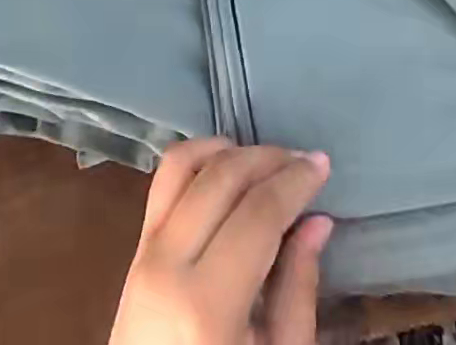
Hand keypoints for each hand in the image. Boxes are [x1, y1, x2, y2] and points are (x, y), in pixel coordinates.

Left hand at [108, 138, 332, 344]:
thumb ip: (297, 289)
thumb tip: (317, 221)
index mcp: (206, 304)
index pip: (258, 212)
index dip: (295, 181)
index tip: (323, 164)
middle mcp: (167, 264)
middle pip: (221, 177)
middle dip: (269, 158)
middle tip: (304, 161)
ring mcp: (142, 253)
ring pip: (183, 164)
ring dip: (230, 150)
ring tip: (266, 161)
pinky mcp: (133, 250)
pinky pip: (162, 182)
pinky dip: (197, 159)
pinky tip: (226, 168)